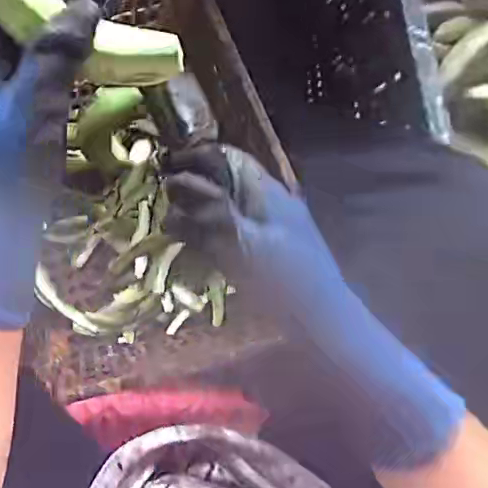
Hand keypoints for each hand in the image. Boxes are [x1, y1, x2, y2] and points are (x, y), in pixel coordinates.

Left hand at [0, 0, 104, 328]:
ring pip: (33, 26)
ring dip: (61, 7)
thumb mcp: (34, 101)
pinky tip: (94, 28)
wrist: (17, 205)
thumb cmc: (17, 156)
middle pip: (8, 6)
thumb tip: (84, 3)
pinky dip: (72, 33)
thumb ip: (54, 51)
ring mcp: (13, 73)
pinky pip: (51, 48)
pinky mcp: (34, 87)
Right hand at [166, 144, 466, 467]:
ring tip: (171, 225)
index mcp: (265, 190)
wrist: (326, 331)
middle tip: (160, 200)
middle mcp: (269, 201)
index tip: (161, 168)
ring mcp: (272, 227)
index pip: (225, 155)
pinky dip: (210, 232)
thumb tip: (173, 180)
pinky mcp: (270, 252)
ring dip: (198, 210)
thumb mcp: (241, 242)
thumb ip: (207, 210)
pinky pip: (233, 229)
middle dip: (191, 184)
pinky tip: (193, 248)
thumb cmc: (283, 283)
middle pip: (224, 179)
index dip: (192, 156)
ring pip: (227, 204)